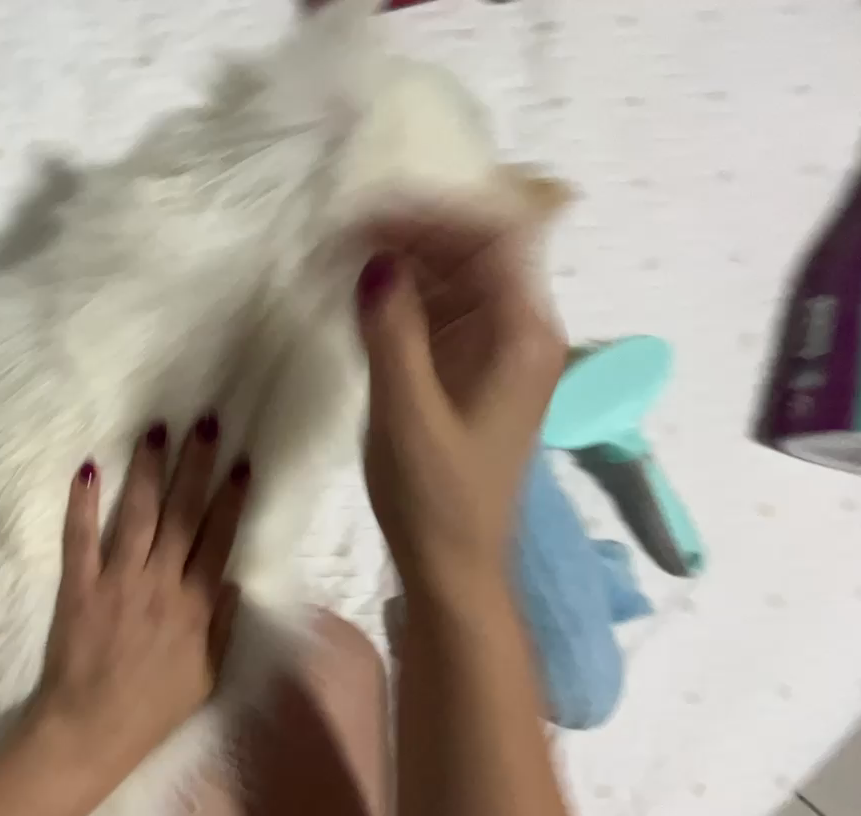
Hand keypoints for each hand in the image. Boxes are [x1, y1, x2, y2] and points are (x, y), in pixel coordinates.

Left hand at [28, 420, 249, 763]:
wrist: (91, 731)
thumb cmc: (151, 711)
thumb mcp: (206, 677)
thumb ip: (223, 628)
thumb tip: (234, 581)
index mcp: (197, 608)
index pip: (218, 540)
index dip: (231, 498)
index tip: (241, 461)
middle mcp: (161, 585)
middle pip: (183, 516)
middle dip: (195, 466)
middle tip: (204, 421)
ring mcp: (117, 583)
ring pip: (137, 517)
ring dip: (148, 472)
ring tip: (155, 431)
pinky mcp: (78, 588)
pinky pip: (80, 539)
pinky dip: (82, 504)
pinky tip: (86, 468)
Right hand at [354, 207, 567, 595]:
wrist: (452, 558)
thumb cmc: (434, 494)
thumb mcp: (406, 413)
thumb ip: (392, 334)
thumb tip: (374, 264)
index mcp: (521, 335)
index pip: (495, 238)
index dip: (435, 213)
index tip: (367, 212)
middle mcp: (515, 332)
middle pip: (474, 253)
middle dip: (412, 232)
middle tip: (339, 232)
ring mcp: (488, 353)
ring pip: (452, 282)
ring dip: (402, 262)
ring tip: (340, 256)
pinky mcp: (461, 374)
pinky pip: (435, 316)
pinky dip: (399, 298)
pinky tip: (358, 297)